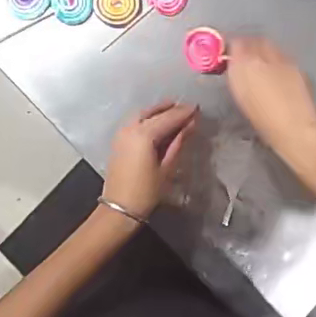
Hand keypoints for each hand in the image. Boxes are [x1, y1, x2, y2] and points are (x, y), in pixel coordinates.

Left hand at [102, 101, 198, 217]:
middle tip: (187, 108)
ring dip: (158, 111)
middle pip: (154, 113)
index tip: (197, 108)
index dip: (184, 112)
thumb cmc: (146, 192)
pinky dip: (147, 118)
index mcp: (144, 135)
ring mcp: (121, 133)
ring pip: (142, 114)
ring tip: (174, 110)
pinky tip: (157, 122)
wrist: (119, 208)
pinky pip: (135, 121)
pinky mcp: (118, 140)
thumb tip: (190, 124)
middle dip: (171, 109)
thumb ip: (178, 142)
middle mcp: (131, 128)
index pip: (168, 118)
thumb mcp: (167, 168)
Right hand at [225, 37, 315, 166]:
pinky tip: (275, 74)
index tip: (228, 53)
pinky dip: (275, 60)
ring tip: (259, 64)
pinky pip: (282, 57)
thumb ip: (237, 75)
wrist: (296, 129)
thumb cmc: (264, 121)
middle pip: (256, 41)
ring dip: (263, 51)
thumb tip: (234, 64)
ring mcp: (285, 61)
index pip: (237, 43)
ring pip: (271, 47)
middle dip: (249, 45)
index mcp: (246, 64)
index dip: (232, 46)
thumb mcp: (242, 98)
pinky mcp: (299, 68)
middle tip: (243, 55)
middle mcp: (266, 56)